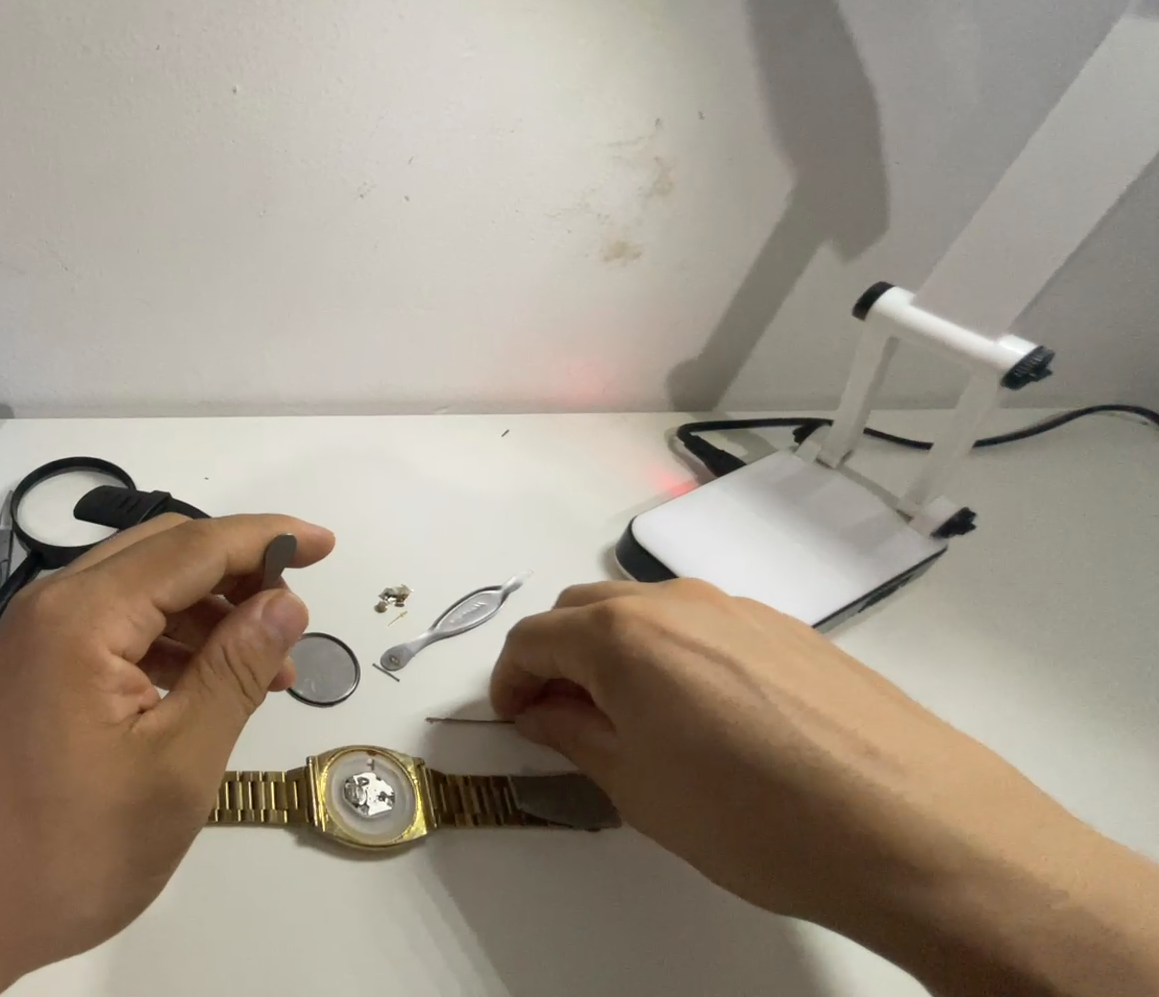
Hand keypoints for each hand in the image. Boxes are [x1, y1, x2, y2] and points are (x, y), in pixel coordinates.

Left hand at [0, 513, 332, 996]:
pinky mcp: (32, 668)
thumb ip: (233, 672)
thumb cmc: (65, 851)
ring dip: (204, 612)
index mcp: (84, 614)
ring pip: (138, 590)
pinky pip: (112, 627)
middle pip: (162, 554)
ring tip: (264, 665)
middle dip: (236, 572)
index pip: (193, 546)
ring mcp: (36, 636)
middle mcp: (53, 604)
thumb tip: (285, 601)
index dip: (266, 538)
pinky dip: (166, 641)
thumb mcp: (175, 767)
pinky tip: (203, 683)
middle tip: (294, 612)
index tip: (326, 544)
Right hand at [490, 578, 1158, 995]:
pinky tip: (704, 711)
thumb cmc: (755, 817)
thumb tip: (545, 712)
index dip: (509, 680)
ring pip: (639, 610)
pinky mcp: (786, 627)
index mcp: (619, 635)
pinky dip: (669, 651)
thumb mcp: (636, 786)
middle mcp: (670, 602)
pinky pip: (698, 623)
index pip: (532, 639)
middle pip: (579, 611)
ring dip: (610, 649)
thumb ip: (572, 734)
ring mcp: (733, 608)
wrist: (926, 835)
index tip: (515, 719)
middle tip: (562, 714)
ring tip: (631, 713)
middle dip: (555, 657)